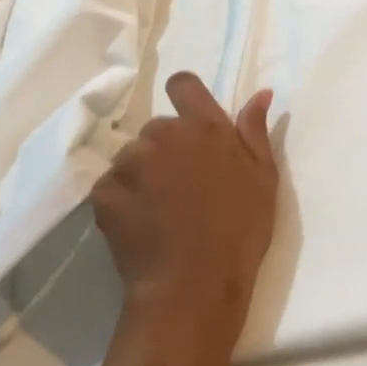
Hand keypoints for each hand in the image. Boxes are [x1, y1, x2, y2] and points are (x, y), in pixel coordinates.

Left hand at [92, 72, 278, 342]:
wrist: (195, 281)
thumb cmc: (242, 227)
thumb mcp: (264, 176)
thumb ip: (255, 130)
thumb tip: (260, 93)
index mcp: (205, 126)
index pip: (183, 84)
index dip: (186, 96)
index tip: (194, 122)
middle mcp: (163, 135)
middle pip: (160, 127)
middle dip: (170, 147)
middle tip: (187, 184)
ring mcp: (129, 163)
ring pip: (134, 155)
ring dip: (146, 172)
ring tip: (164, 208)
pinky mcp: (102, 193)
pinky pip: (112, 184)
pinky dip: (124, 198)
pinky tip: (144, 222)